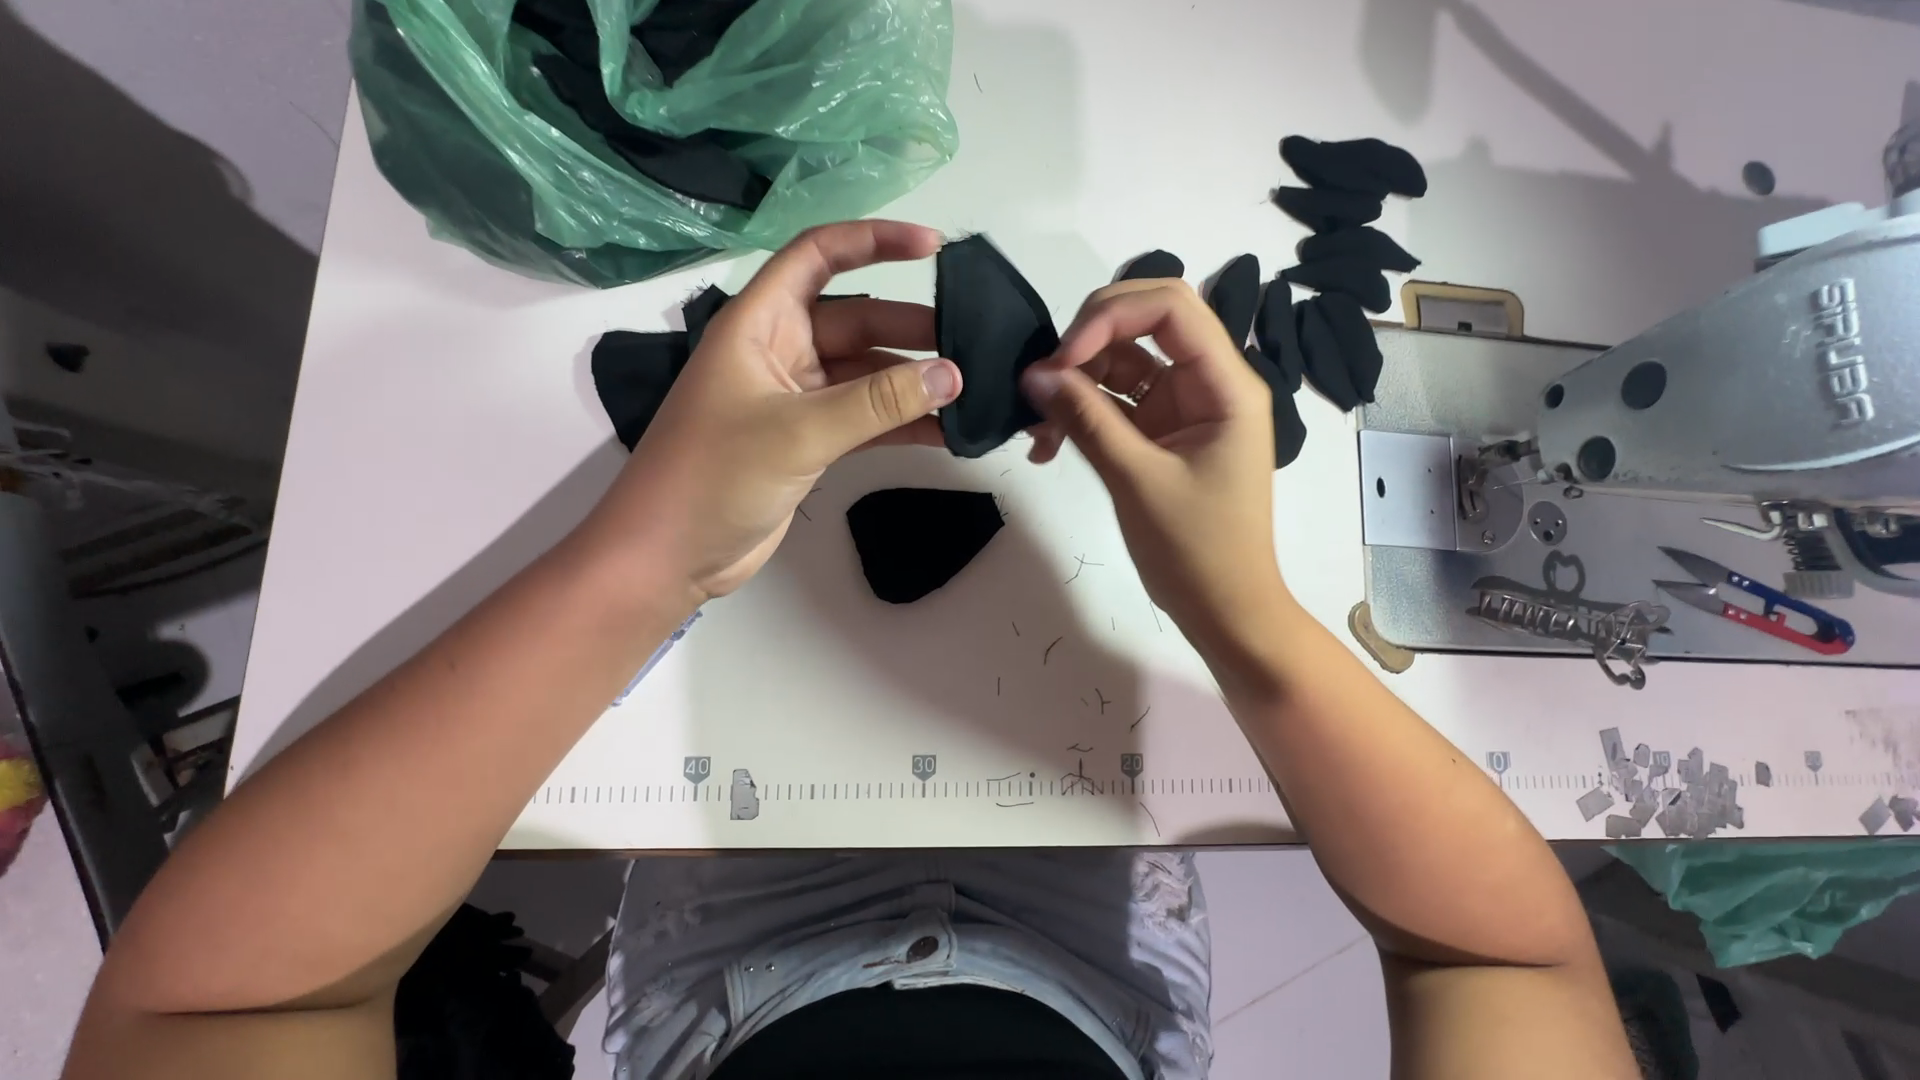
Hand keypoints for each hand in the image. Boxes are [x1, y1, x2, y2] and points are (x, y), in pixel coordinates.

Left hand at [575, 221, 961, 604]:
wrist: (671, 555)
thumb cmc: (715, 476)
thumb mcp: (798, 431)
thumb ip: (877, 402)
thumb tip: (952, 375)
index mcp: (760, 323)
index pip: (819, 256)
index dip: (874, 242)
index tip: (934, 249)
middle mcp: (781, 352)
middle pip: (857, 320)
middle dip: (912, 329)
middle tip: (974, 345)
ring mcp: (797, 400)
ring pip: (867, 374)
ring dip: (913, 382)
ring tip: (972, 391)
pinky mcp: (810, 442)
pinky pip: (866, 419)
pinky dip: (902, 424)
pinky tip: (947, 431)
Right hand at [1020, 279, 1286, 649]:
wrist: (1224, 608)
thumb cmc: (1197, 550)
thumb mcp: (1136, 480)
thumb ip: (1085, 420)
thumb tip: (1031, 373)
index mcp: (1226, 384)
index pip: (1171, 309)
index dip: (1109, 317)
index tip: (1061, 360)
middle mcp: (1208, 382)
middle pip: (1146, 321)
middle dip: (1088, 340)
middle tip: (1044, 378)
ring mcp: (1183, 406)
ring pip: (1123, 360)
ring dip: (1076, 382)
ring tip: (1039, 430)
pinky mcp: (1161, 431)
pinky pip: (1116, 400)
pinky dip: (1081, 413)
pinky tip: (1049, 444)